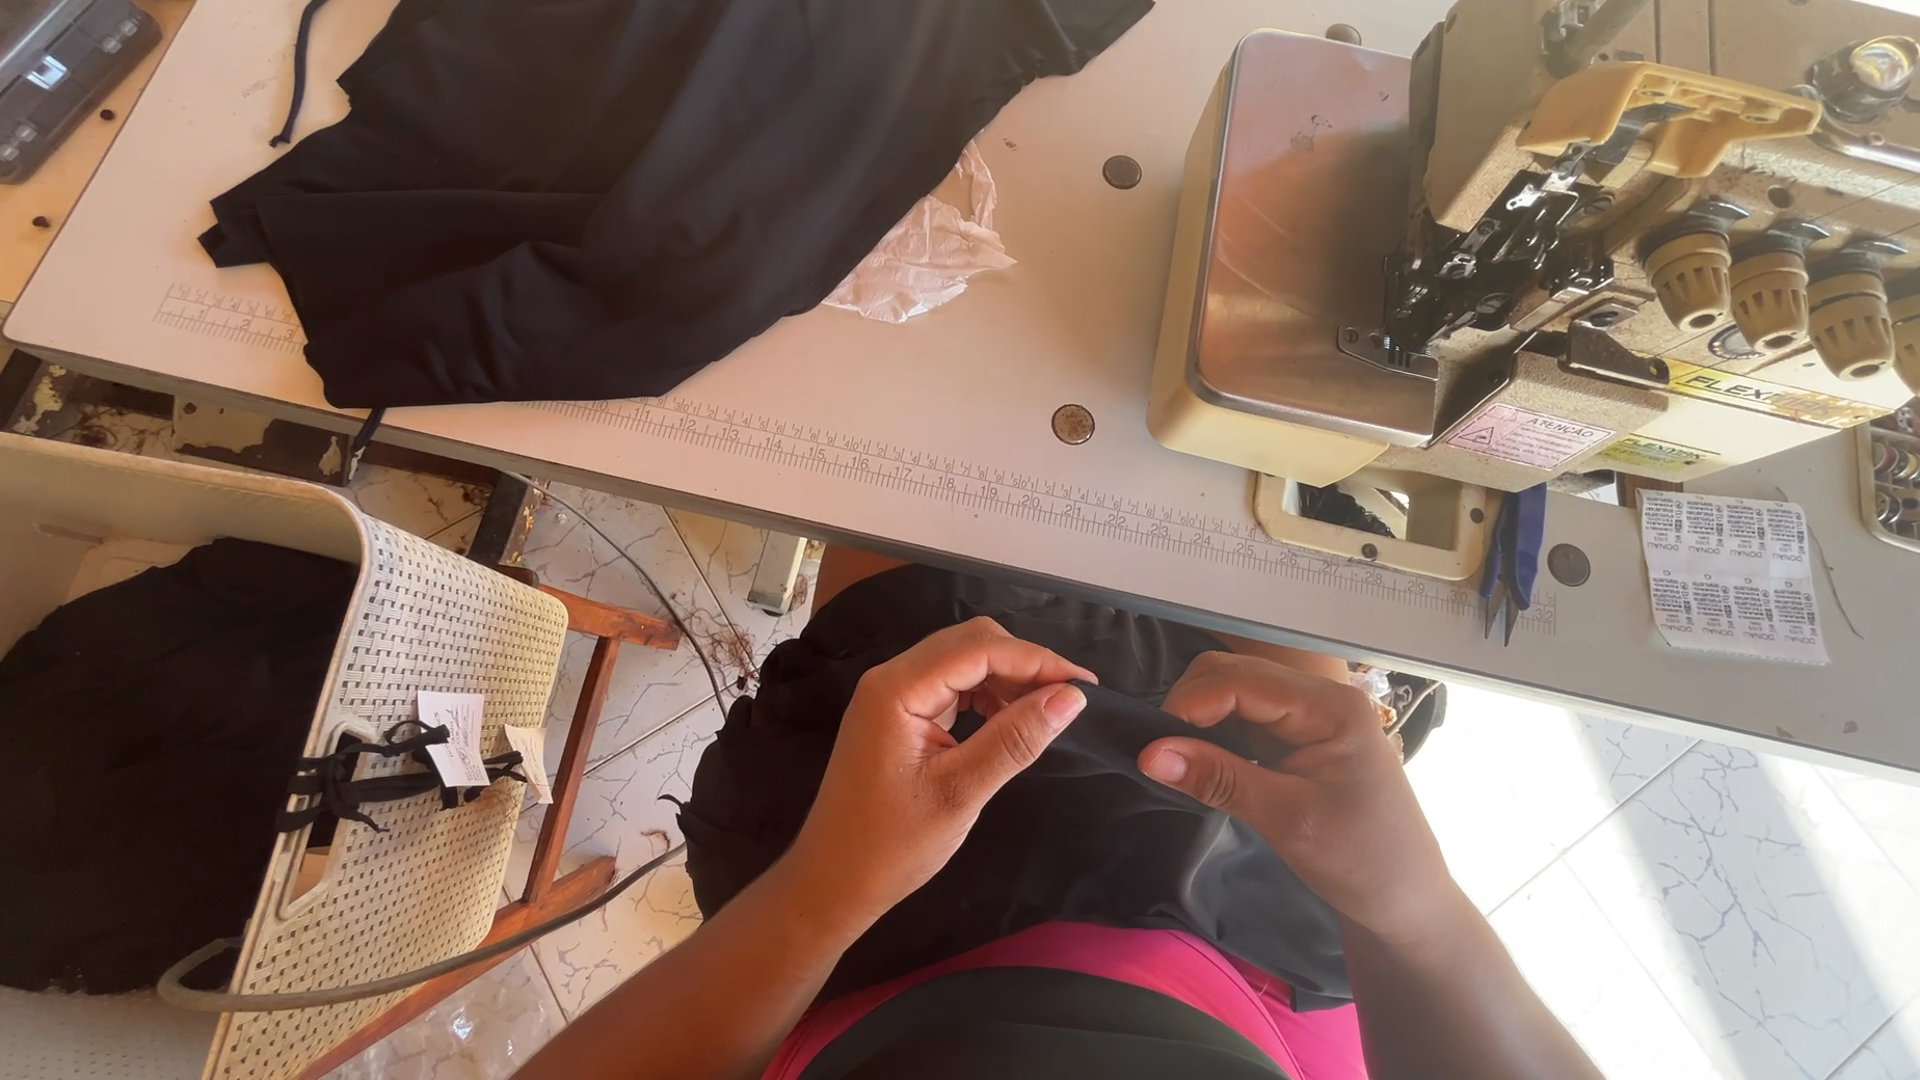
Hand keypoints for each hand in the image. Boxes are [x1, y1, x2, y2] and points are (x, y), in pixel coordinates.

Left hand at [781, 617, 1093, 930]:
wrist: (833, 882)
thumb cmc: (891, 846)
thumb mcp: (960, 793)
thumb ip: (1014, 740)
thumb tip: (1070, 698)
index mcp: (897, 688)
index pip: (978, 648)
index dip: (1036, 659)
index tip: (1084, 685)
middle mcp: (892, 678)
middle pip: (969, 643)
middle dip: (1023, 663)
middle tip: (1068, 697)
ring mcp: (893, 693)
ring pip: (963, 660)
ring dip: (1007, 678)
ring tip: (1046, 710)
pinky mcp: (899, 712)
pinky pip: (952, 684)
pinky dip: (986, 694)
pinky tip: (1010, 719)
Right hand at [1137, 651, 1455, 940]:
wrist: (1408, 901)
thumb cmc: (1361, 861)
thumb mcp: (1287, 821)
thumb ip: (1218, 780)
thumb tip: (1149, 754)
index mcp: (1328, 706)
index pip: (1239, 680)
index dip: (1189, 704)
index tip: (1155, 746)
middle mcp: (1318, 695)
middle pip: (1231, 673)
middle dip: (1190, 705)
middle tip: (1166, 755)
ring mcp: (1308, 712)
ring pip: (1232, 689)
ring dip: (1200, 718)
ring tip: (1184, 760)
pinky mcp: (1297, 732)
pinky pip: (1242, 714)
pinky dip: (1215, 731)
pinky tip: (1208, 761)